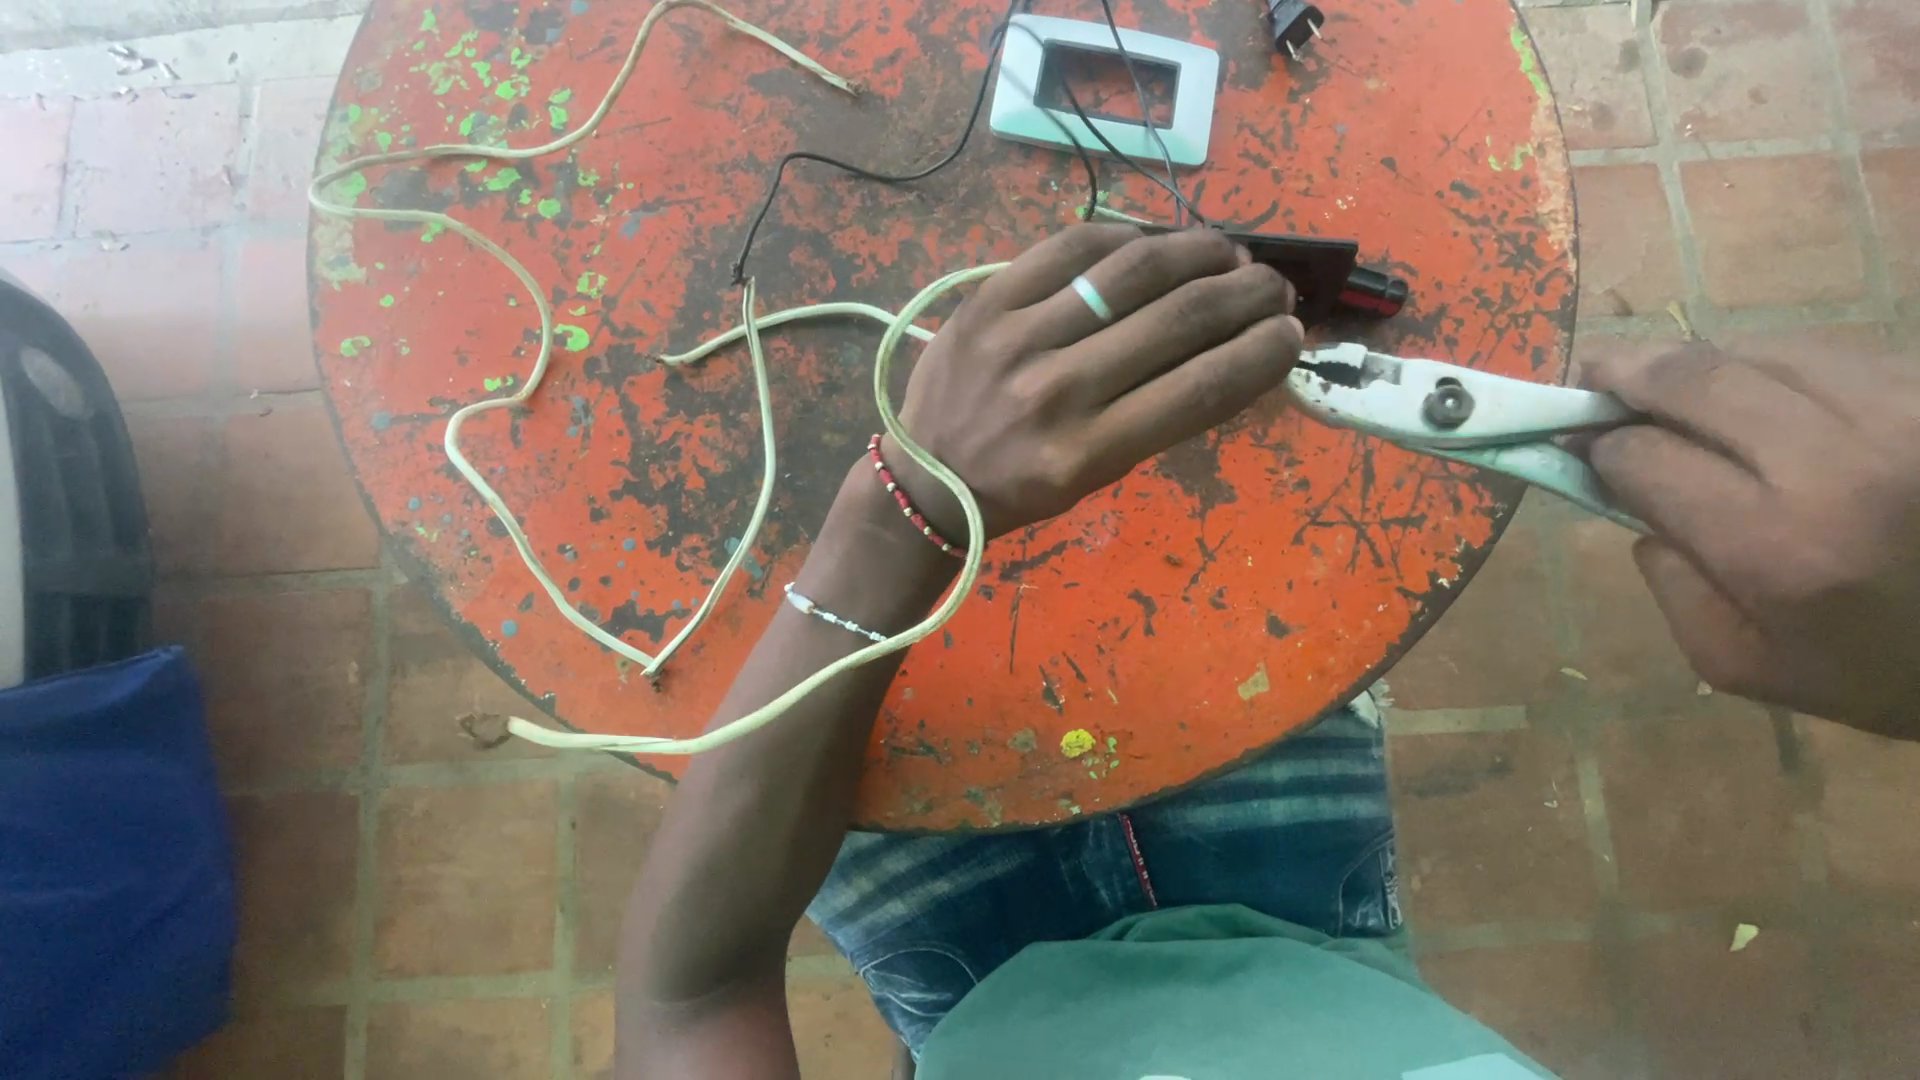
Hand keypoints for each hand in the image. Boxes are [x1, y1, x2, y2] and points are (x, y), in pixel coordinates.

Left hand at [883, 224, 1304, 539]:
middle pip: (1179, 318)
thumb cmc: (1018, 491)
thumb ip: (1155, 418)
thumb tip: (1228, 351)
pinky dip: (1126, 236)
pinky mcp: (985, 300)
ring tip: (1230, 256)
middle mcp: (1056, 391)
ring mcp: (1016, 338)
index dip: (1263, 354)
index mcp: (1087, 454)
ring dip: (1201, 253)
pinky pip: (1072, 245)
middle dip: (1248, 295)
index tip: (1291, 335)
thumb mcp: (1092, 478)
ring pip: (1133, 269)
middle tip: (1273, 288)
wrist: (924, 481)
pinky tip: (1154, 242)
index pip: (1202, 388)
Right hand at [1586, 342, 1919, 739]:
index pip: (1642, 457)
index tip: (1575, 446)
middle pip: (1697, 381)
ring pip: (1768, 351)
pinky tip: (1759, 389)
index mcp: (1774, 547)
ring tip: (1670, 381)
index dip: (1595, 446)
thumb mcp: (1739, 660)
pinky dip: (1777, 364)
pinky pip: (1842, 354)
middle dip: (1623, 373)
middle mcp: (1841, 468)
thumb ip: (1669, 583)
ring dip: (1700, 363)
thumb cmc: (1882, 671)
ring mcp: (1914, 419)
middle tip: (1591, 376)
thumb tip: (1633, 501)